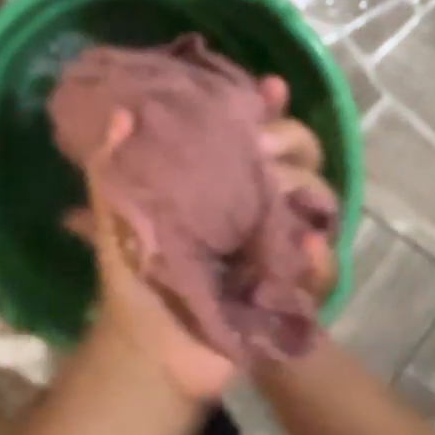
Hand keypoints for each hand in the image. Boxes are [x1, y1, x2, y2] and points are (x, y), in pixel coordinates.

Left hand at [69, 77, 338, 400]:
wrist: (148, 345)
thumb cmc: (132, 273)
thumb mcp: (113, 213)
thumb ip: (111, 164)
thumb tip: (120, 113)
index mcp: (218, 181)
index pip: (252, 131)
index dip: (265, 106)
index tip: (270, 88)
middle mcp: (255, 205)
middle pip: (298, 158)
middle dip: (293, 142)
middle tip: (265, 148)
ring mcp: (278, 245)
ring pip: (320, 205)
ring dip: (311, 191)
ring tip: (290, 194)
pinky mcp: (292, 288)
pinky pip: (323, 269)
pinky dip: (321, 257)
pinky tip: (308, 247)